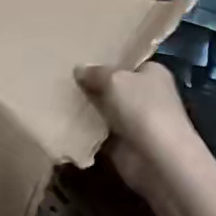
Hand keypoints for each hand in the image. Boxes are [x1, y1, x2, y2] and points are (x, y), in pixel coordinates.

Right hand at [74, 62, 211, 201]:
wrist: (158, 159)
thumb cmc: (142, 108)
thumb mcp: (115, 80)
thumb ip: (96, 73)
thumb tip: (79, 70)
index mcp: (152, 73)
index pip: (128, 62)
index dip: (107, 59)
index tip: (81, 56)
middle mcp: (147, 95)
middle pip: (115, 86)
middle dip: (93, 84)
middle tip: (64, 75)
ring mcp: (136, 121)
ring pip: (105, 110)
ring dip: (87, 108)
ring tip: (57, 95)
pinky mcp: (124, 145)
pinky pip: (100, 133)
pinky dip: (86, 131)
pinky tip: (65, 121)